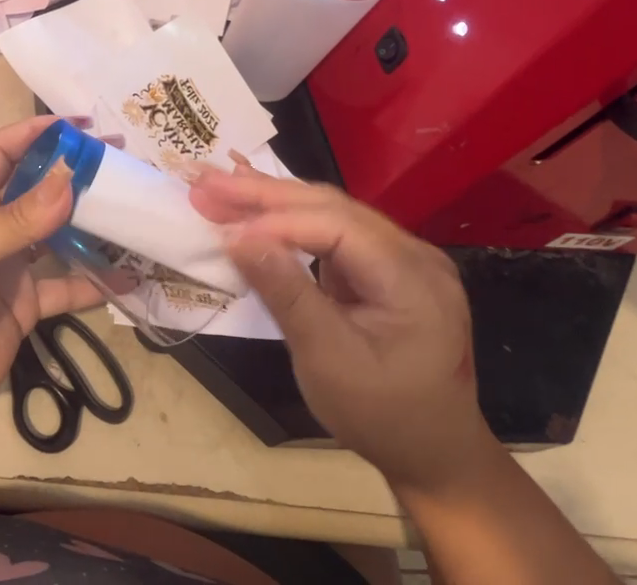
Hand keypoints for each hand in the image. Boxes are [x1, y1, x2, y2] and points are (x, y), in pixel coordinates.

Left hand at [0, 116, 103, 426]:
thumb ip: (16, 220)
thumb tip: (68, 180)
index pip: (1, 152)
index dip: (34, 132)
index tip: (78, 124)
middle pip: (36, 189)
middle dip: (73, 173)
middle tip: (121, 160)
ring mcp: (10, 267)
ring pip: (58, 236)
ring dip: (91, 224)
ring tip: (134, 208)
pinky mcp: (26, 306)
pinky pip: (67, 288)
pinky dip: (96, 283)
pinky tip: (130, 277)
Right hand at [191, 163, 496, 489]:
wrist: (432, 452)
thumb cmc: (379, 414)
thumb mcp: (328, 361)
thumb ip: (287, 294)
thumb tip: (236, 238)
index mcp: (413, 280)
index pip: (339, 228)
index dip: (277, 221)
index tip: (221, 228)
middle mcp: (415, 255)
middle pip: (333, 208)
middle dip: (265, 195)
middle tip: (204, 185)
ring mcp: (402, 258)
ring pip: (329, 213)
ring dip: (271, 202)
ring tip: (217, 191)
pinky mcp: (384, 267)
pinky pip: (332, 231)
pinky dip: (288, 222)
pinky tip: (253, 212)